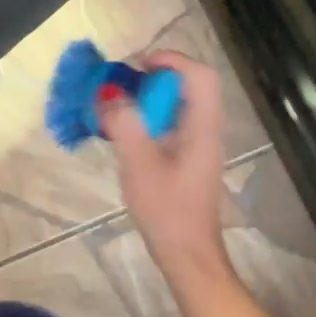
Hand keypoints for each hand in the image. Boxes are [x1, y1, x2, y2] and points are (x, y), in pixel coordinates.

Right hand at [99, 51, 230, 274]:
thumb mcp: (140, 168)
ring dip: (149, 100)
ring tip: (117, 108)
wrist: (187, 256)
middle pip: (190, 86)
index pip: (200, 76)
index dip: (173, 61)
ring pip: (179, 106)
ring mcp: (198, 146)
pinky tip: (124, 135)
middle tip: (122, 87)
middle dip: (154, 79)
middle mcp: (205, 131)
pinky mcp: (187, 160)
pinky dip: (148, 120)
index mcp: (202, 129)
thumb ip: (125, 126)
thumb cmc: (168, 212)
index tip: (139, 65)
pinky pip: (171, 125)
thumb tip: (110, 94)